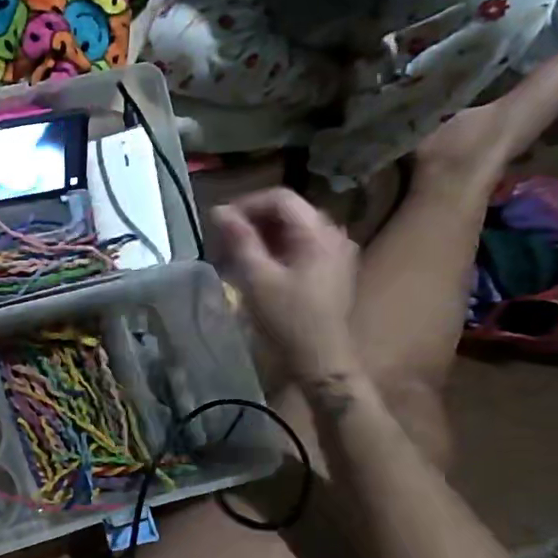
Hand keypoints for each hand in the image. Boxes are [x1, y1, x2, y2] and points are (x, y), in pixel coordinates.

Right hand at [213, 189, 359, 376]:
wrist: (320, 359)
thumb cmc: (288, 319)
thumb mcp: (257, 278)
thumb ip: (239, 240)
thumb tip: (219, 210)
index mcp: (318, 232)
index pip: (280, 198)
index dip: (246, 204)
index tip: (220, 222)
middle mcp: (334, 234)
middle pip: (289, 211)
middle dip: (254, 220)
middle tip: (225, 239)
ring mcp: (337, 252)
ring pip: (294, 228)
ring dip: (264, 234)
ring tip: (237, 253)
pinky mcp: (334, 269)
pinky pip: (303, 245)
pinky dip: (278, 248)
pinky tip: (260, 265)